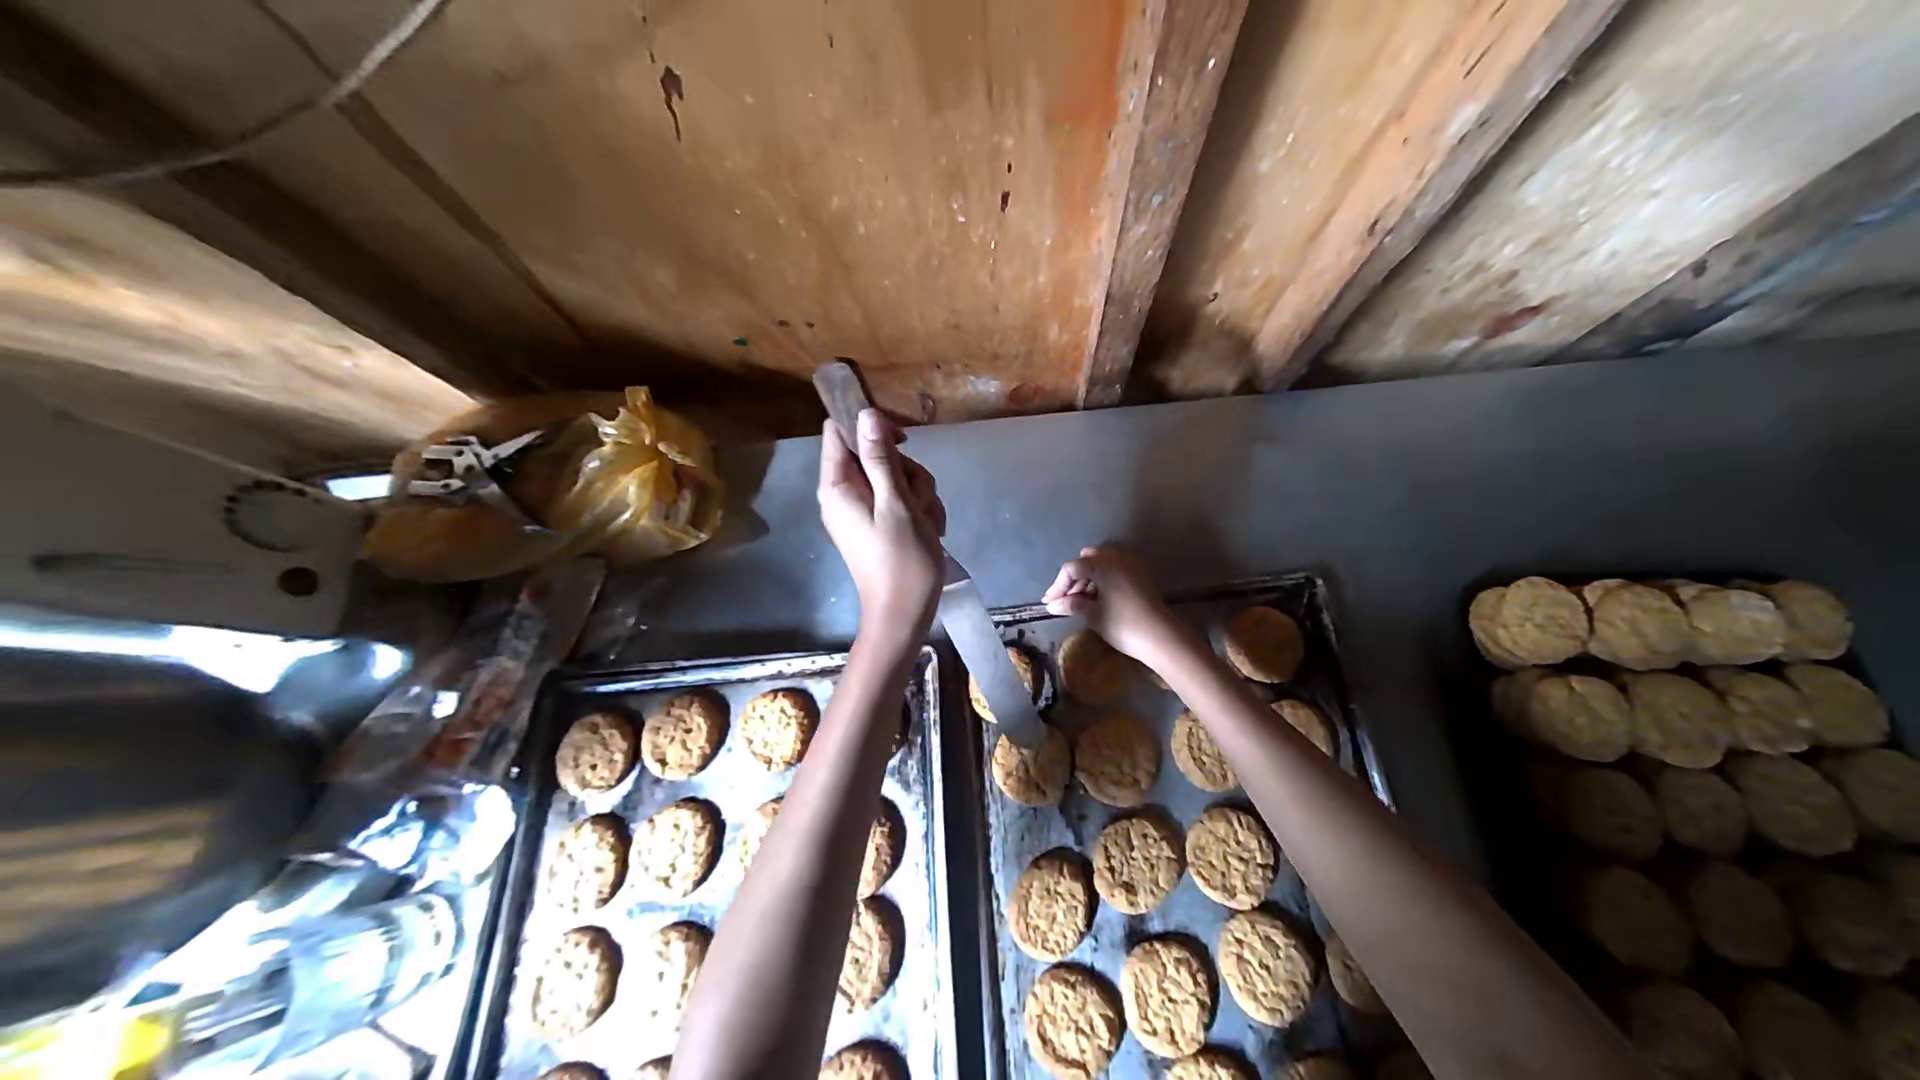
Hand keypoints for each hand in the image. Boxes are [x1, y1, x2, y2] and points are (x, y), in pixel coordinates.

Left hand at [818, 409, 946, 634]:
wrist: (904, 613)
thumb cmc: (901, 560)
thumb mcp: (896, 504)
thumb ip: (881, 458)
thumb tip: (866, 414)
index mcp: (838, 485)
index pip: (840, 430)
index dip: (870, 425)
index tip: (903, 437)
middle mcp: (845, 492)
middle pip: (876, 453)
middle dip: (907, 470)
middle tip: (918, 498)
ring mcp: (863, 508)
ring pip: (896, 475)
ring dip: (920, 493)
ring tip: (927, 521)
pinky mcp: (879, 522)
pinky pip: (901, 498)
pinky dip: (919, 509)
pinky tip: (929, 529)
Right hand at [1041, 546, 1191, 664]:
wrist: (1162, 637)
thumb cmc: (1124, 625)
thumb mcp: (1093, 615)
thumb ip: (1071, 605)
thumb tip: (1053, 605)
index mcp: (1103, 564)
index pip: (1072, 568)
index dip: (1058, 586)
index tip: (1050, 603)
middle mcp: (1117, 557)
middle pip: (1087, 560)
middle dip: (1074, 579)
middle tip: (1066, 600)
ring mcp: (1131, 564)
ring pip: (1101, 564)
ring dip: (1088, 579)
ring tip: (1081, 602)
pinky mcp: (1141, 575)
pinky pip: (1115, 569)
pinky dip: (1103, 579)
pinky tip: (1099, 598)